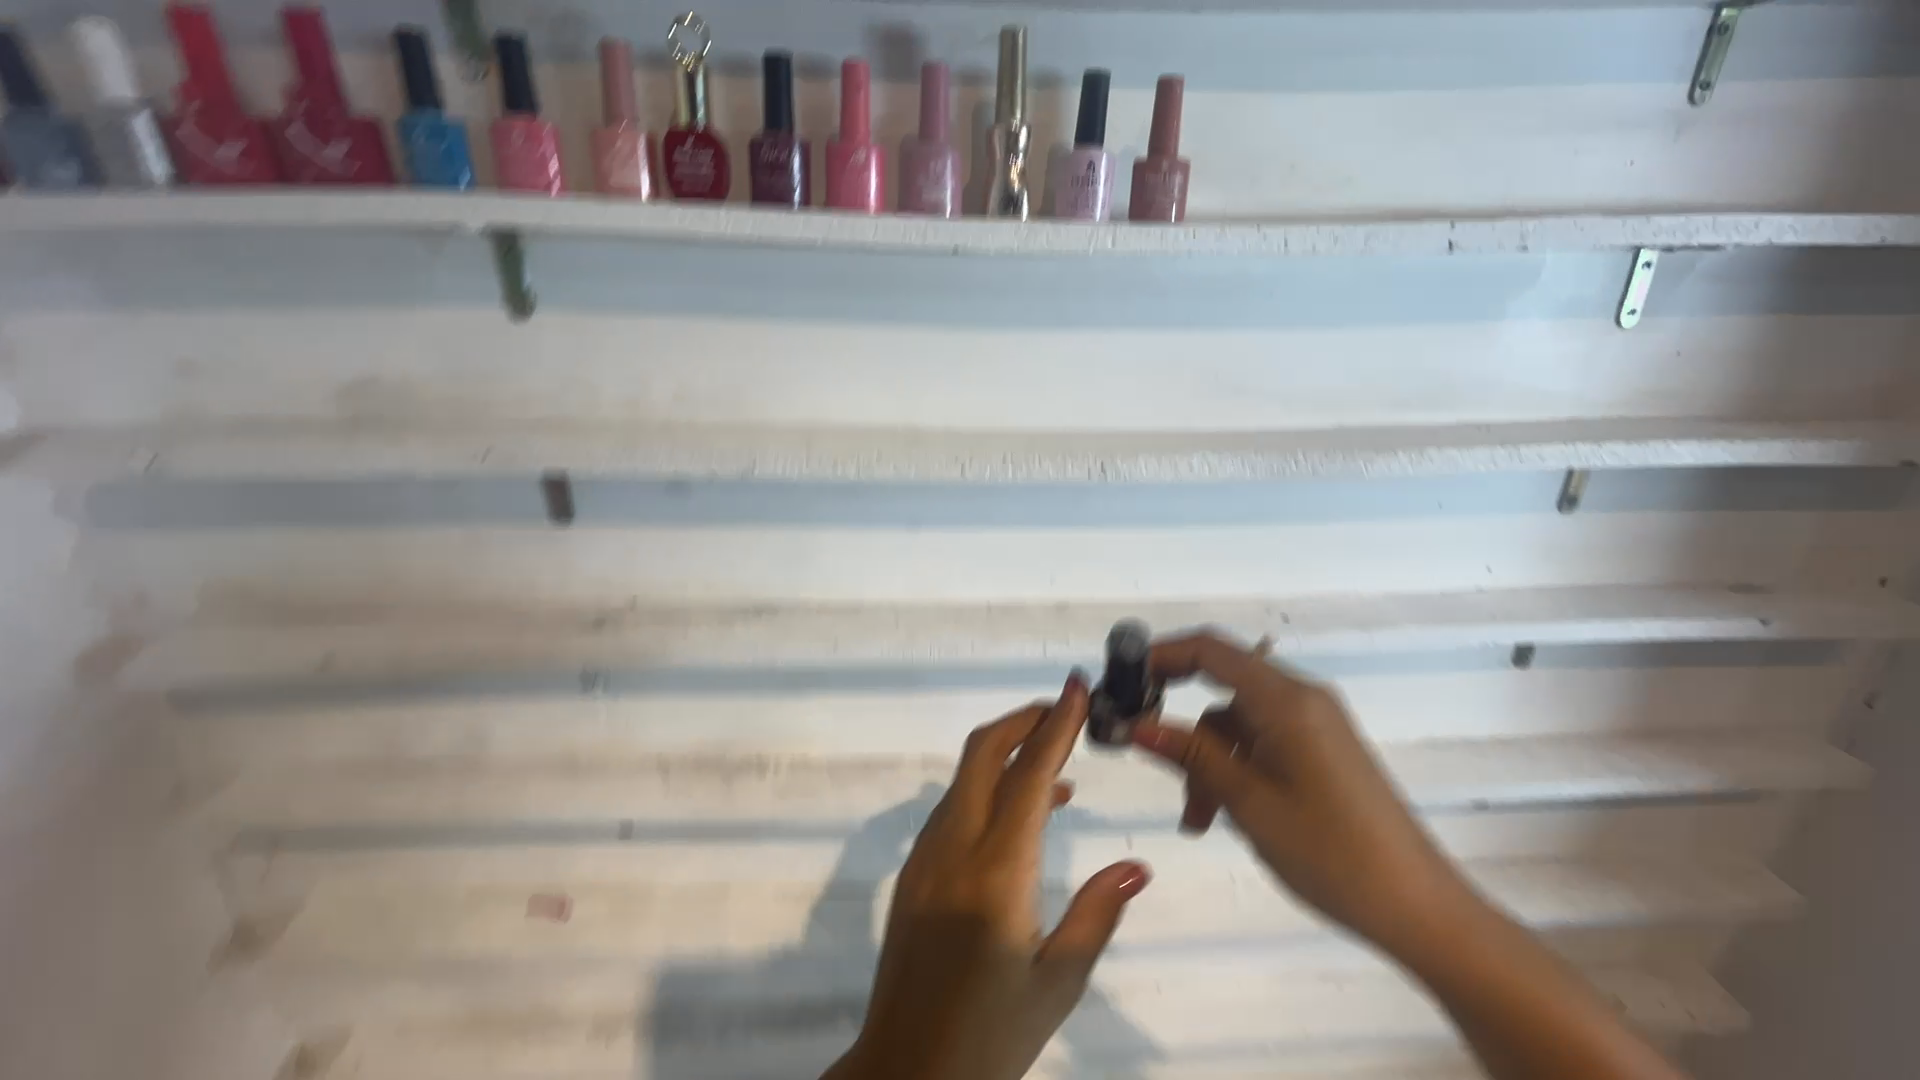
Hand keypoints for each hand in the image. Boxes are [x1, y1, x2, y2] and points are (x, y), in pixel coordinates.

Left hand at [825, 673, 1151, 1079]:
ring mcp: (925, 858)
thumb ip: (1097, 914)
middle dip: (1023, 720)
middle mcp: (953, 850)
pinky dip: (988, 788)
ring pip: (964, 779)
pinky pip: (953, 808)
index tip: (1076, 688)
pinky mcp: (913, 874)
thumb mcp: (1059, 983)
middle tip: (1066, 711)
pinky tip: (1021, 814)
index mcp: (997, 874)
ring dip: (1006, 753)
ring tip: (1058, 762)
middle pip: (982, 754)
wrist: (905, 1070)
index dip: (1055, 726)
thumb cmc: (992, 1034)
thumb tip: (1137, 865)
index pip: (1029, 777)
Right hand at [1130, 632, 1475, 956]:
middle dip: (1184, 732)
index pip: (1210, 650)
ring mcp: (1316, 727)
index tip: (1120, 683)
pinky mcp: (1324, 753)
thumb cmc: (1329, 851)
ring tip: (1199, 821)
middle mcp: (1303, 700)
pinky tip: (1227, 815)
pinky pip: (1263, 745)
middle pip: (1221, 693)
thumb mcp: (1247, 802)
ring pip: (1237, 727)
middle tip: (1154, 769)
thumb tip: (1134, 723)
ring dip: (1209, 764)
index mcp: (1286, 700)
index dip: (1160, 656)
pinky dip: (1236, 772)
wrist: (1419, 907)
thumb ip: (1190, 754)